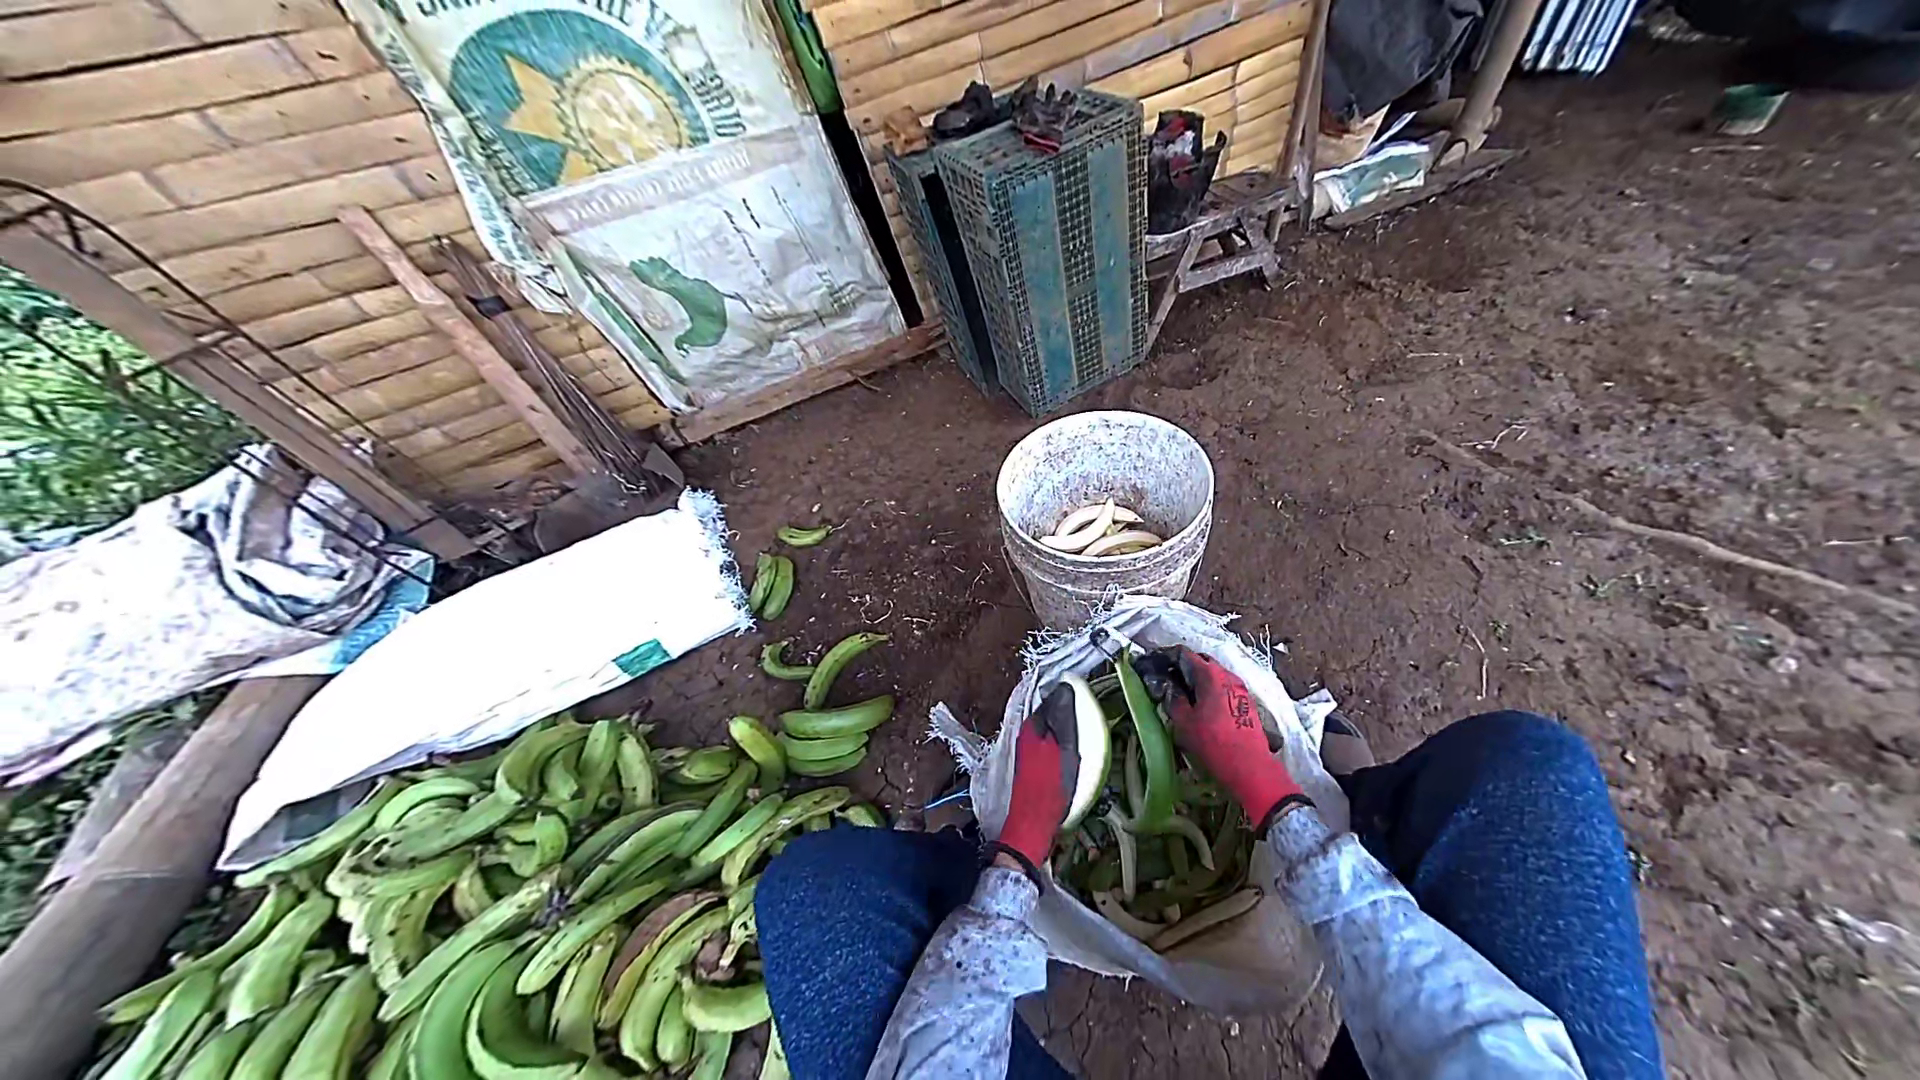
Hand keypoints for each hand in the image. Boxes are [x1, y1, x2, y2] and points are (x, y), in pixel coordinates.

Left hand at [992, 681, 1078, 879]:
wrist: (1031, 823)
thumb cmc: (1051, 786)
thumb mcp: (1065, 749)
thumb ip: (1063, 718)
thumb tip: (1064, 688)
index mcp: (1033, 726)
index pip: (1053, 698)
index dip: (1071, 696)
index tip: (1089, 699)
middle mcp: (1025, 734)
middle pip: (1050, 714)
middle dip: (1067, 712)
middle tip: (1090, 718)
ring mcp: (1025, 751)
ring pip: (1048, 730)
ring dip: (1064, 730)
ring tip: (1083, 737)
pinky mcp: (1028, 766)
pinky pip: (1046, 746)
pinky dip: (1059, 745)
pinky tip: (1070, 757)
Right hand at [1136, 646, 1306, 831]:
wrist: (1251, 768)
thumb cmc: (1213, 743)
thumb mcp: (1183, 722)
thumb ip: (1173, 699)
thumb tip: (1167, 686)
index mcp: (1210, 675)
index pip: (1184, 654)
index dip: (1166, 657)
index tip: (1154, 664)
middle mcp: (1228, 676)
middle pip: (1202, 662)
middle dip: (1184, 667)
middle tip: (1168, 678)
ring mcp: (1241, 689)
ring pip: (1214, 676)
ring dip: (1199, 680)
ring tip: (1184, 693)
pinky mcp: (1247, 703)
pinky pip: (1224, 689)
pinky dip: (1210, 691)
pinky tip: (1202, 705)